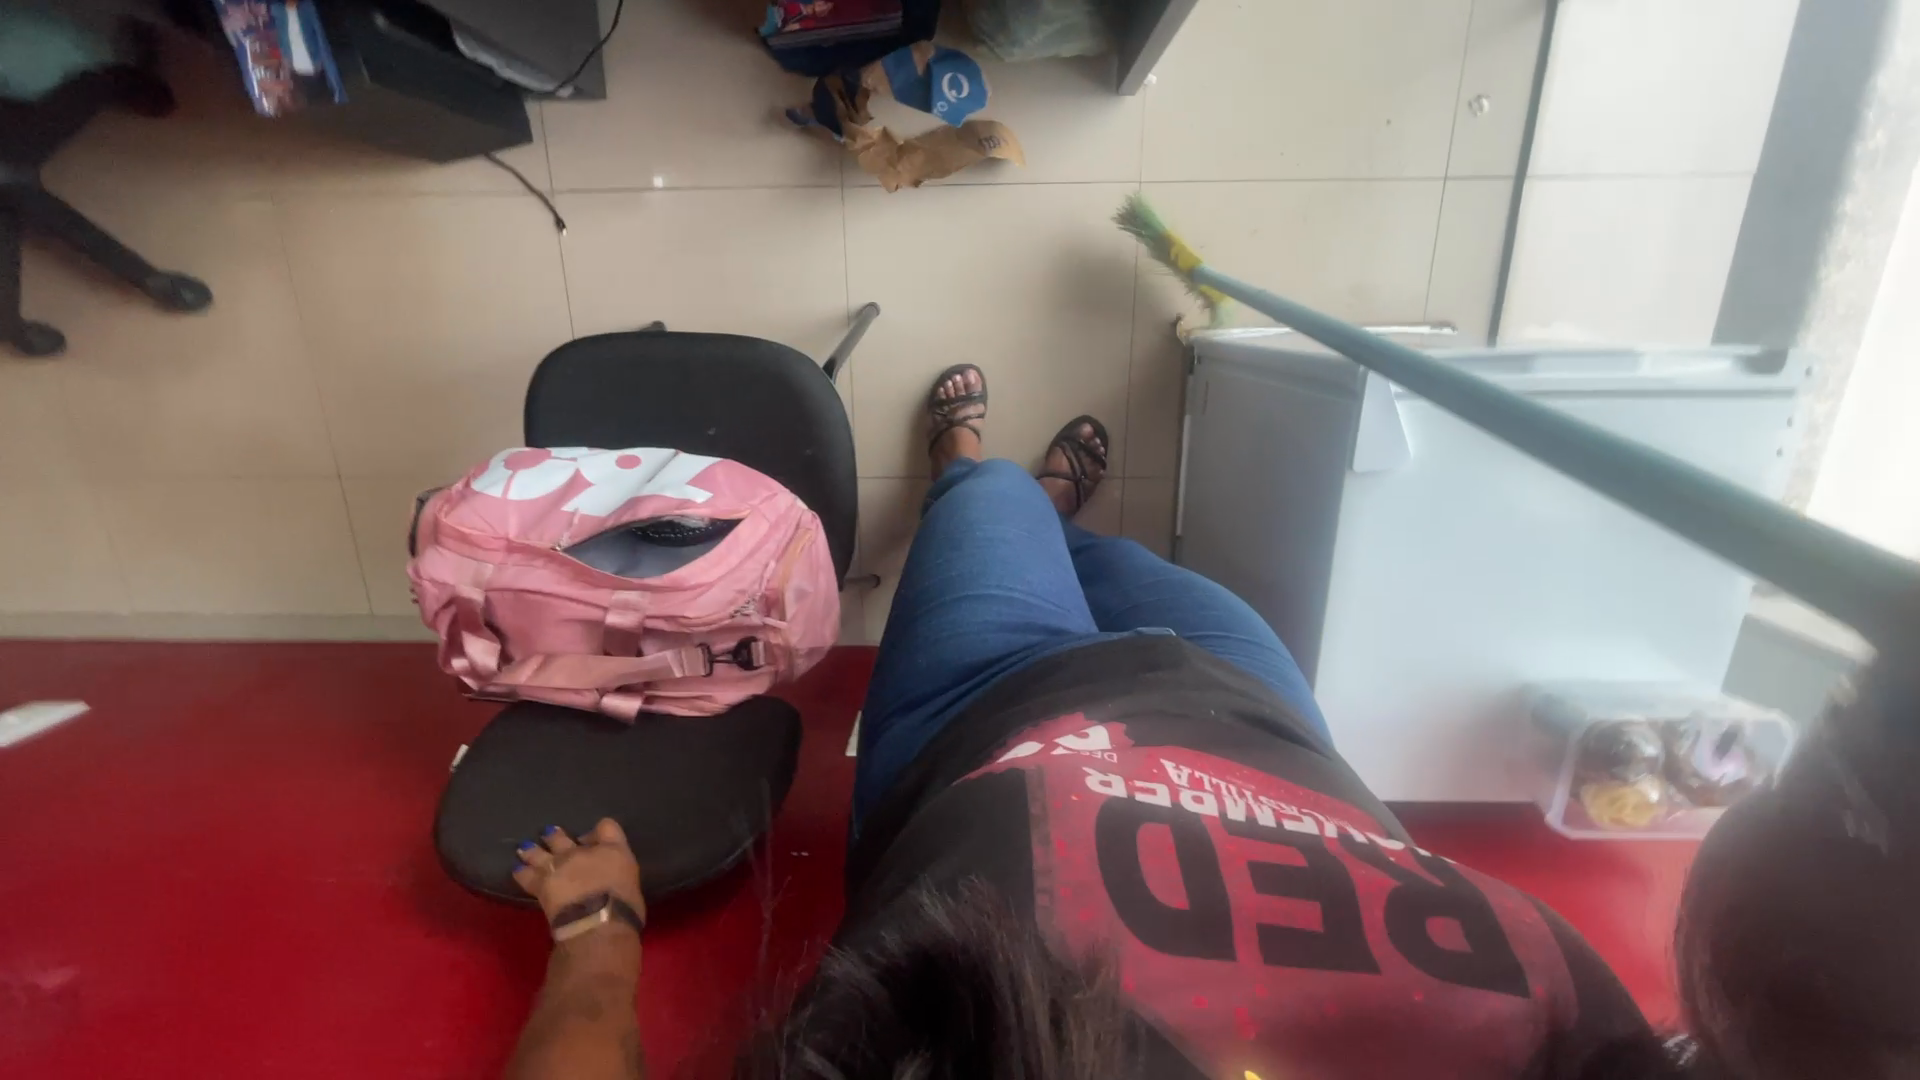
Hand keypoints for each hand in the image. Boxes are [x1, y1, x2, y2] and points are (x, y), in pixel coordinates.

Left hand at [513, 819, 645, 925]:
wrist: (598, 920)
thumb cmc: (625, 905)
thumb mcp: (631, 880)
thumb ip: (618, 870)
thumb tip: (609, 875)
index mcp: (612, 849)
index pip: (607, 826)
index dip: (597, 830)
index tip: (591, 837)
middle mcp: (584, 851)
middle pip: (567, 837)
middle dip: (556, 836)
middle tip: (549, 834)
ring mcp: (561, 865)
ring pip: (541, 851)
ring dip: (533, 850)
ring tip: (525, 847)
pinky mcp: (542, 883)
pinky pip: (526, 874)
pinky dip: (522, 872)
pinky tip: (518, 870)